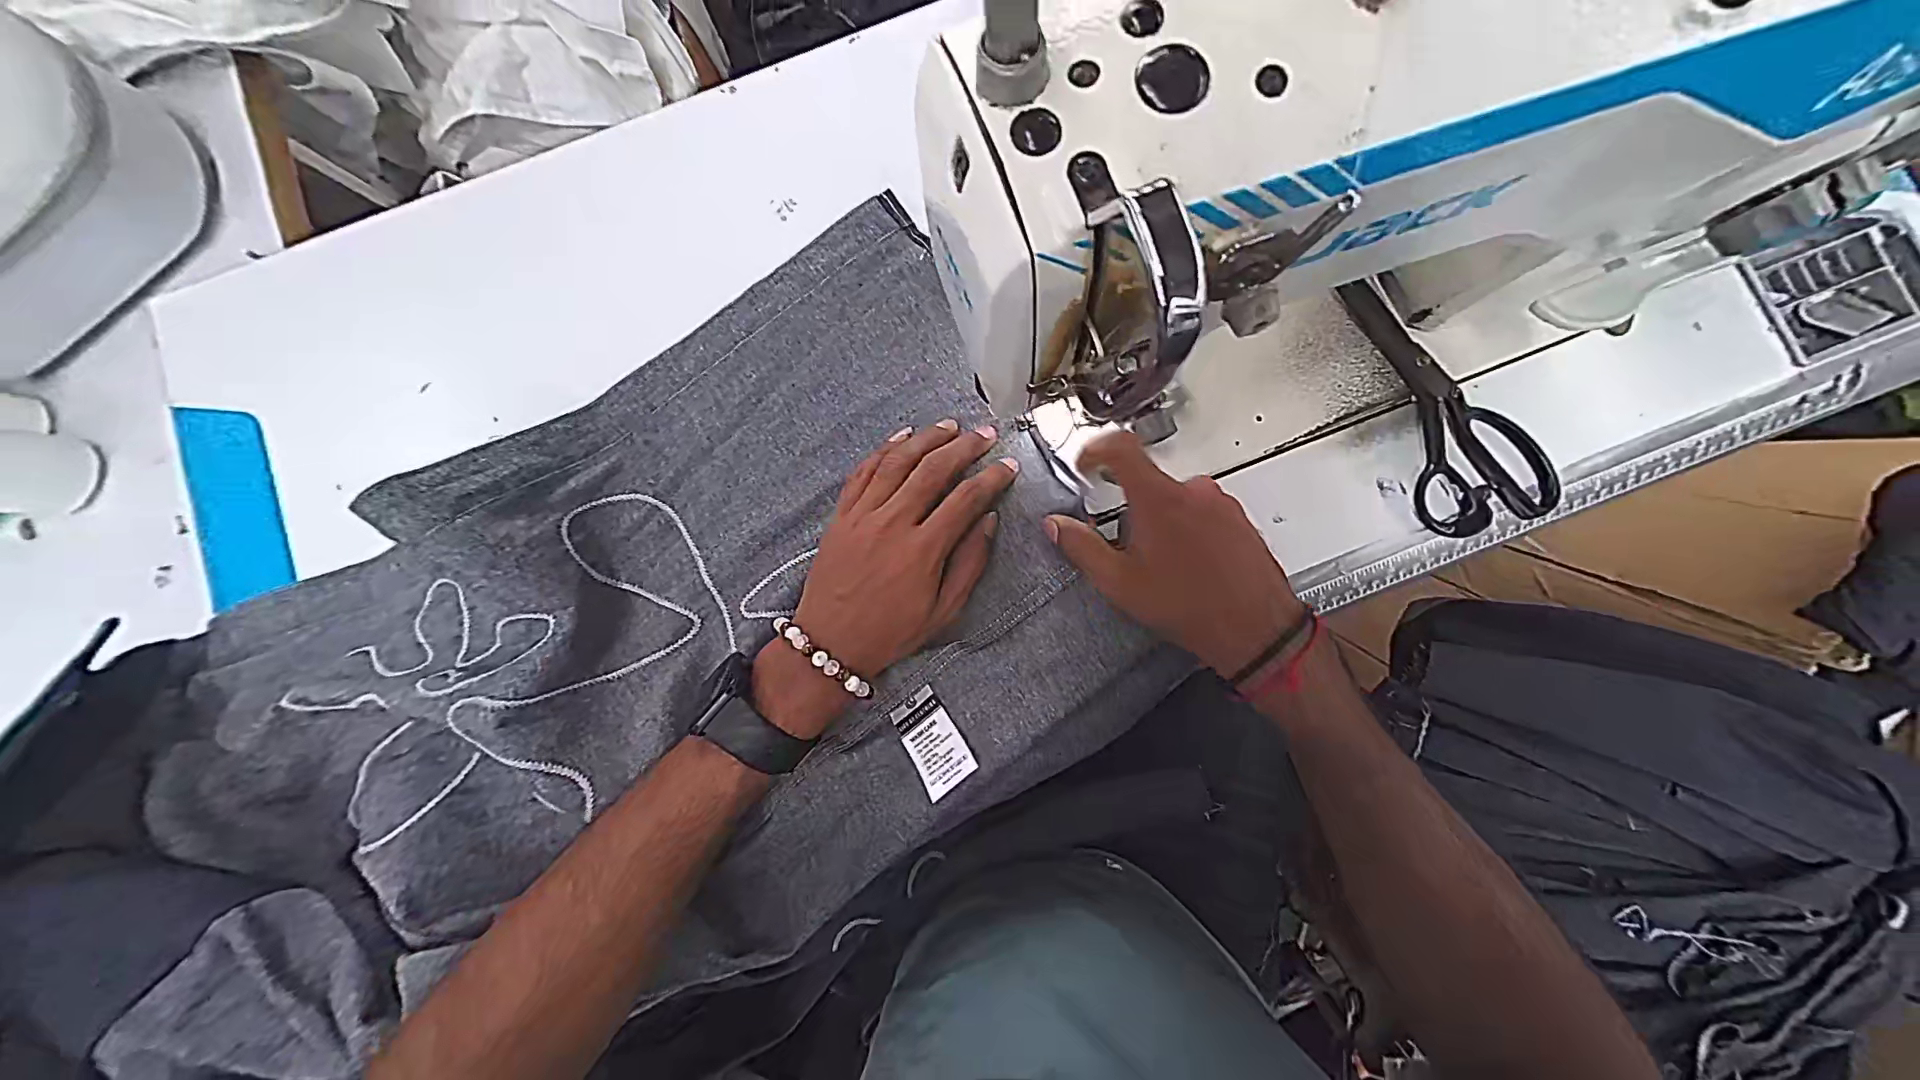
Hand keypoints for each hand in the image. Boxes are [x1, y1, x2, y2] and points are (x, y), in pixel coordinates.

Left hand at [753, 420, 1016, 736]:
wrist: (831, 642)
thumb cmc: (888, 632)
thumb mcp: (943, 611)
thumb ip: (970, 563)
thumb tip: (988, 522)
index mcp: (922, 551)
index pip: (966, 498)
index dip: (992, 478)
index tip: (1006, 467)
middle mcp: (892, 525)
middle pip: (934, 469)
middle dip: (965, 446)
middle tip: (984, 435)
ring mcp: (863, 517)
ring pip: (898, 461)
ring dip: (927, 438)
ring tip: (949, 426)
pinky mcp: (842, 516)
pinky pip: (863, 472)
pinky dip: (884, 450)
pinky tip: (902, 437)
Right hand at [1044, 431, 1304, 677]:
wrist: (1254, 627)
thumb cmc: (1194, 607)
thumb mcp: (1119, 582)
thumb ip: (1081, 547)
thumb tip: (1057, 526)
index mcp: (1158, 500)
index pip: (1120, 447)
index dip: (1094, 449)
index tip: (1086, 462)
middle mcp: (1193, 492)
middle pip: (1146, 480)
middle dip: (1130, 507)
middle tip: (1128, 544)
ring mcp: (1219, 502)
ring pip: (1174, 497)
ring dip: (1160, 521)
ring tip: (1163, 563)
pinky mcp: (1237, 517)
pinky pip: (1201, 509)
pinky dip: (1187, 528)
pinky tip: (1187, 564)